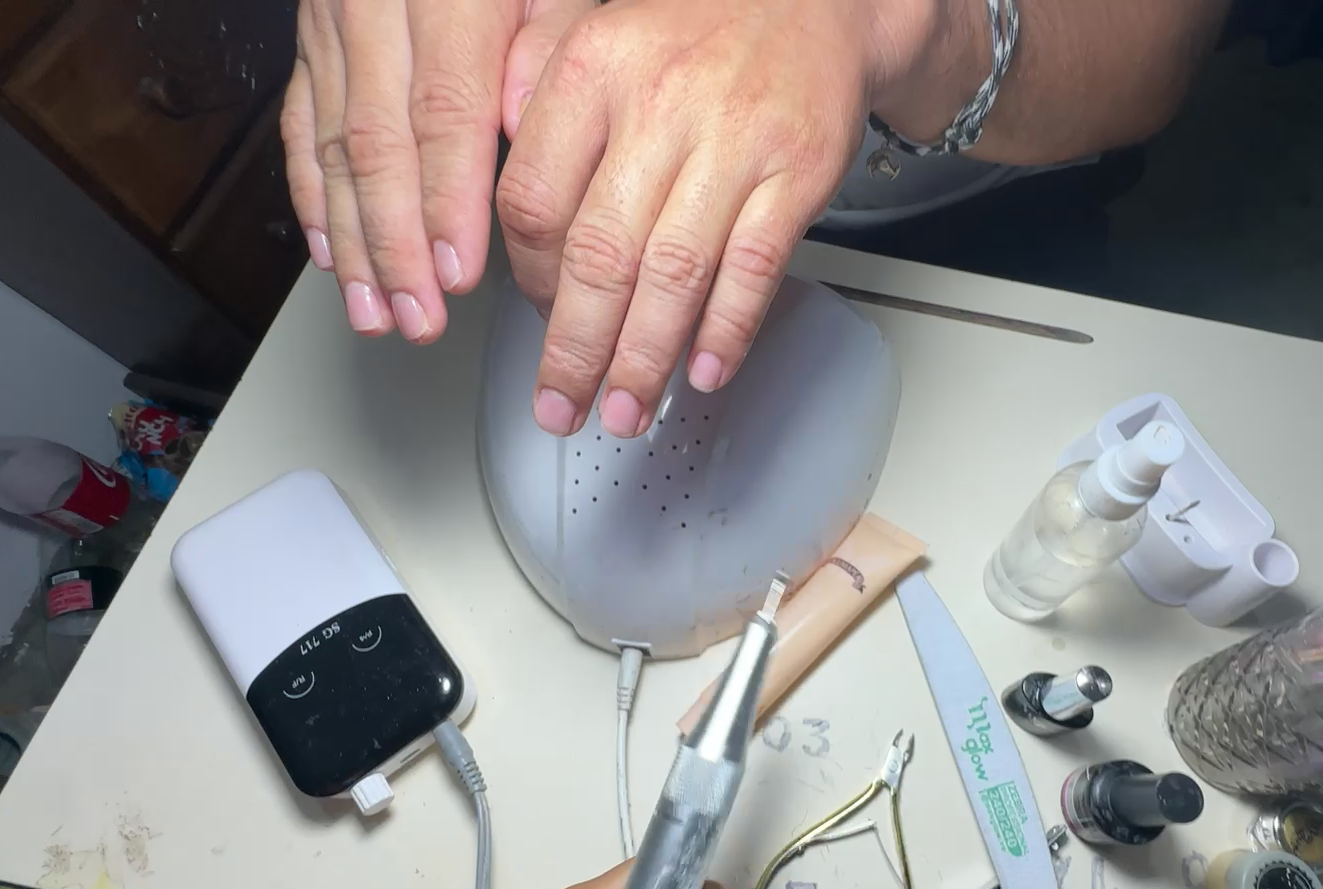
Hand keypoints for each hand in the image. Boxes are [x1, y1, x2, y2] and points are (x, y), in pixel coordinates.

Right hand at [281, 0, 526, 342]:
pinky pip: (303, 127)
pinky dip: (315, 198)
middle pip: (380, 146)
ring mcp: (332, 25)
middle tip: (417, 318)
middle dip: (397, 246)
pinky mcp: (312, 44)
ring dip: (355, 243)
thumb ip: (548, 50)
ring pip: (335, 149)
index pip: (444, 118)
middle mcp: (374, 7)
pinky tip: (333, 256)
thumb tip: (524, 125)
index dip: (448, 205)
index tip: (457, 275)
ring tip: (374, 312)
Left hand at [497, 0, 978, 437]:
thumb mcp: (604, 41)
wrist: (816, 1)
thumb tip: (507, 212)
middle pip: (599, 255)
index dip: (526, 284)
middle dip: (575, 351)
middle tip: (562, 409)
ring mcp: (734, 144)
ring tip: (625, 412)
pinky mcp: (795, 176)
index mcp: (594, 71)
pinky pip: (753, 268)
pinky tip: (705, 373)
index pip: (533, 202)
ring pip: (674, 274)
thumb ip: (542, 111)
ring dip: (644, 360)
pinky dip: (728, 330)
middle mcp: (659, 106)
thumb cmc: (702, 36)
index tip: (535, 326)